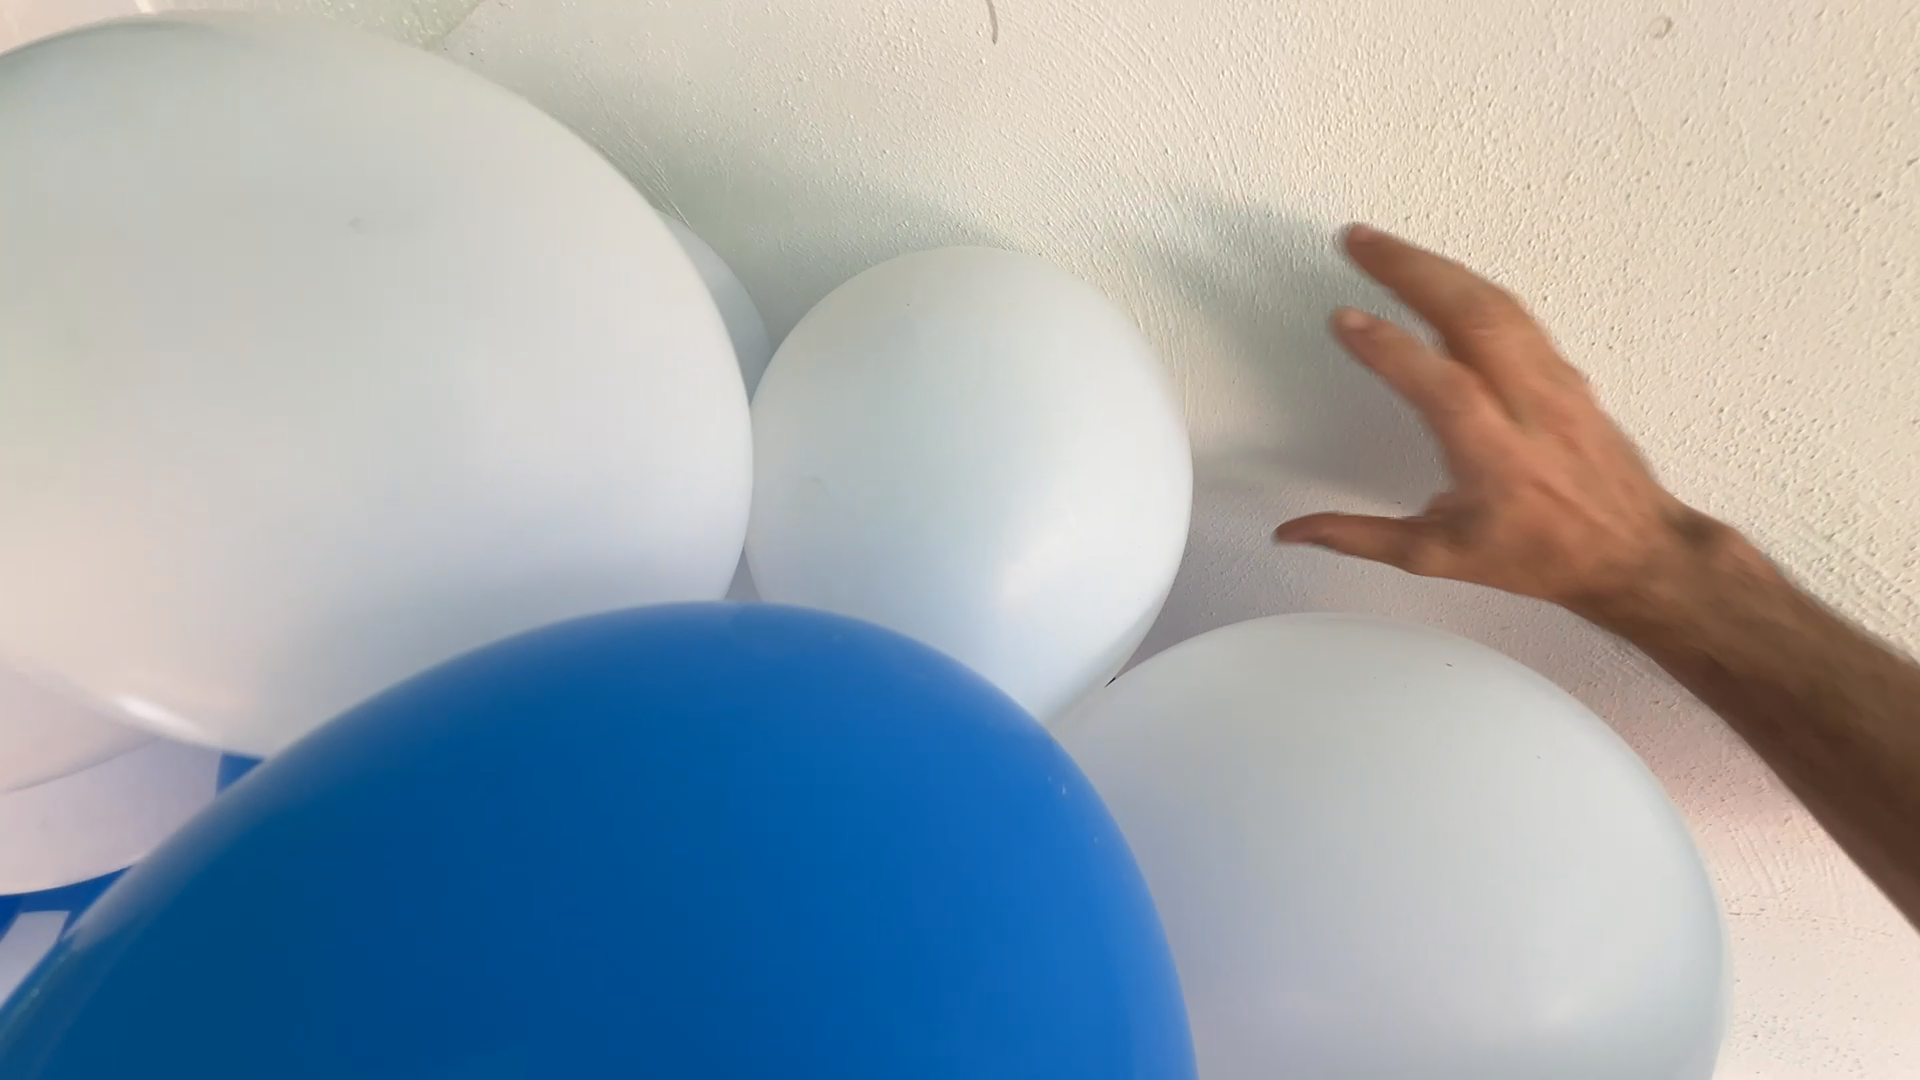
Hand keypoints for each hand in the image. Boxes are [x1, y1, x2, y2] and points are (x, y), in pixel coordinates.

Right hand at [1273, 225, 1736, 629]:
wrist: (1633, 550)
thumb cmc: (1536, 556)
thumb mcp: (1436, 557)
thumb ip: (1357, 537)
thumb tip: (1290, 533)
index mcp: (1497, 459)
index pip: (1443, 389)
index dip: (1391, 352)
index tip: (1344, 319)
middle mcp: (1531, 408)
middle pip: (1476, 318)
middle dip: (1412, 270)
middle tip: (1357, 241)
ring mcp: (1554, 382)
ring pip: (1497, 304)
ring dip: (1436, 266)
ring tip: (1383, 244)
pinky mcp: (1562, 371)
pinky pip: (1512, 313)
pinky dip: (1466, 283)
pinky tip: (1435, 272)